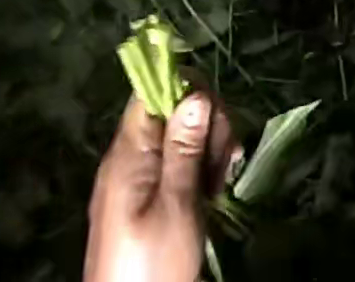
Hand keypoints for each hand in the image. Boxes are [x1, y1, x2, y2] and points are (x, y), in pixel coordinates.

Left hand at [85, 93, 237, 281]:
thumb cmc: (152, 269)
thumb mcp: (175, 208)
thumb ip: (184, 149)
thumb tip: (196, 92)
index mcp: (129, 150)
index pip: (153, 90)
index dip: (187, 92)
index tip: (216, 119)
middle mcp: (129, 154)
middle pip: (171, 111)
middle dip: (205, 125)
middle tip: (225, 161)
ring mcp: (136, 176)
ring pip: (177, 138)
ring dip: (206, 150)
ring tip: (221, 182)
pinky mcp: (145, 197)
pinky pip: (173, 164)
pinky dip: (197, 170)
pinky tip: (214, 190)